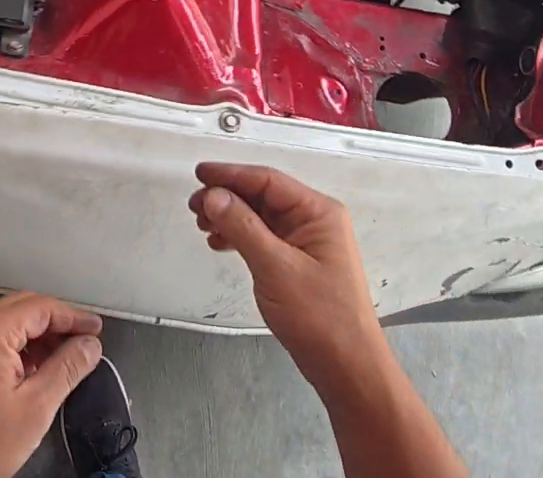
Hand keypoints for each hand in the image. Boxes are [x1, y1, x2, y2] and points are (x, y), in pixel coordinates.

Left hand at [0, 292, 103, 477]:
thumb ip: (67, 368)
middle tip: (86, 343)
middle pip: (24, 307)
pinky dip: (19, 345)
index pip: (41, 307)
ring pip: (10, 320)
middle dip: (57, 323)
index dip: (73, 317)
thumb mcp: (35, 407)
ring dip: (39, 335)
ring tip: (66, 358)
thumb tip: (90, 345)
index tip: (97, 330)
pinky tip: (37, 367)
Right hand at [188, 162, 382, 390]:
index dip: (231, 174)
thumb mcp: (276, 267)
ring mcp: (305, 242)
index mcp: (318, 213)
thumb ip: (242, 227)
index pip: (267, 180)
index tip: (201, 173)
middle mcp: (313, 221)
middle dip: (226, 197)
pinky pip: (261, 236)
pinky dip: (238, 235)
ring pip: (259, 215)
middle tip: (195, 204)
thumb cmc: (323, 319)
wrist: (347, 369)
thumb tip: (214, 196)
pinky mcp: (296, 261)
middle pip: (261, 195)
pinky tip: (220, 241)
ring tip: (202, 223)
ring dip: (229, 216)